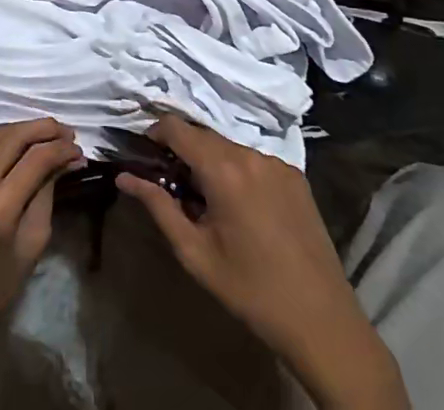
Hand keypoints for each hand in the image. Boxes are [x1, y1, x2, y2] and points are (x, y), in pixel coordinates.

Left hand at [0, 119, 82, 409]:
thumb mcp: (34, 240)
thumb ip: (48, 192)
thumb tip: (70, 159)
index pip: (35, 159)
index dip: (61, 149)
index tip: (80, 151)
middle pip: (14, 136)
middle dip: (45, 129)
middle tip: (69, 133)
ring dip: (28, 129)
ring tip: (53, 134)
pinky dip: (8, 138)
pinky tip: (26, 143)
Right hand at [117, 115, 409, 409]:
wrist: (318, 316)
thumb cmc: (248, 287)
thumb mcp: (194, 251)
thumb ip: (158, 206)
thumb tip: (125, 177)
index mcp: (224, 170)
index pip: (178, 128)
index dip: (155, 133)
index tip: (144, 154)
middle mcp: (252, 155)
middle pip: (204, 135)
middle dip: (181, 150)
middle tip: (169, 181)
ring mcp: (278, 163)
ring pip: (230, 147)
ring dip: (210, 160)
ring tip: (203, 197)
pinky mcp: (296, 177)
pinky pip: (255, 160)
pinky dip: (237, 170)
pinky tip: (238, 205)